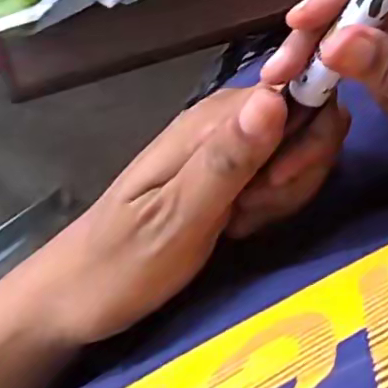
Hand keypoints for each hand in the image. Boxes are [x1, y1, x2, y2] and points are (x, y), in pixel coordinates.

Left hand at [4, 85, 300, 345]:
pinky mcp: (240, 163)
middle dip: (299, 169)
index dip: (309, 136)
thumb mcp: (176, 218)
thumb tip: (275, 99)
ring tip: (240, 220)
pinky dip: (278, 199)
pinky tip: (242, 222)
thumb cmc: (123, 261)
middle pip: (310, 118)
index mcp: (218, 115)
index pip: (303, 92)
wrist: (77, 295)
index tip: (276, 184)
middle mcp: (233, 114)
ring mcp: (236, 137)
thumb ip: (229, 159)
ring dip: (287, 190)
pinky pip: (287, 168)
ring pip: (303, 146)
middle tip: (252, 210)